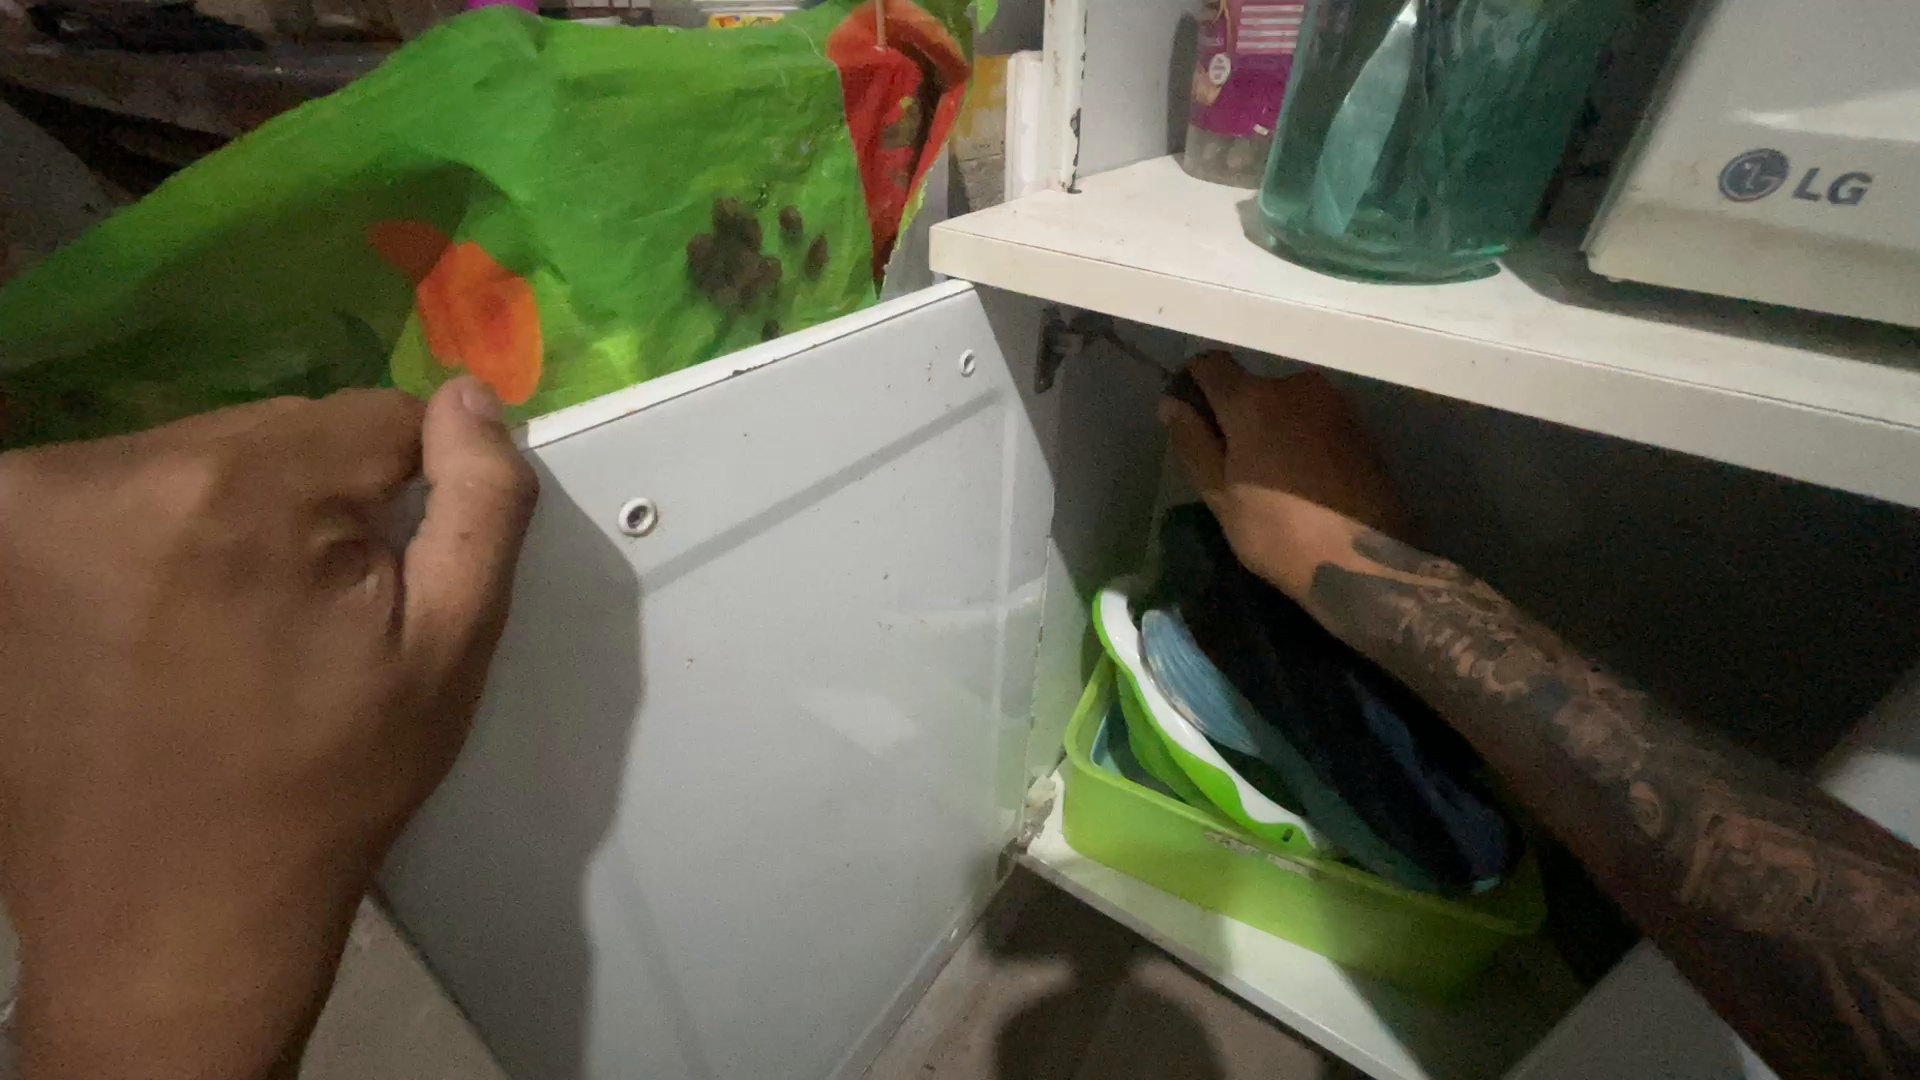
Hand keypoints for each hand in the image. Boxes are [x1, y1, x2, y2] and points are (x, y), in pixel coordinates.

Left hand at [0, 377, 536, 1079]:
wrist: (177, 902)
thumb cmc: (338, 771)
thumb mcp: (455, 638)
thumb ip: (482, 502)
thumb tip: (474, 399)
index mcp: (232, 495)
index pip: (382, 414)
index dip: (425, 485)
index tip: (408, 568)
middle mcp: (102, 473)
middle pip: (297, 427)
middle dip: (344, 494)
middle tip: (347, 603)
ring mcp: (24, 503)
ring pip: (228, 448)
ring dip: (275, 507)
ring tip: (276, 614)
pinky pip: (155, 482)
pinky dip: (205, 523)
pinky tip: (207, 607)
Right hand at [1159, 353, 1400, 598]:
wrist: (1363, 562)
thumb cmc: (1276, 531)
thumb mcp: (1218, 494)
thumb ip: (1192, 441)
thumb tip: (1171, 403)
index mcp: (1252, 400)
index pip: (1210, 364)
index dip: (1192, 383)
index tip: (1188, 417)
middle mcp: (1295, 386)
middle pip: (1249, 385)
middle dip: (1233, 413)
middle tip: (1229, 462)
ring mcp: (1335, 402)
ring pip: (1284, 402)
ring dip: (1269, 424)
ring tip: (1268, 474)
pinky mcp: (1361, 424)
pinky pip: (1313, 417)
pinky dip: (1299, 435)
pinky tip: (1300, 477)